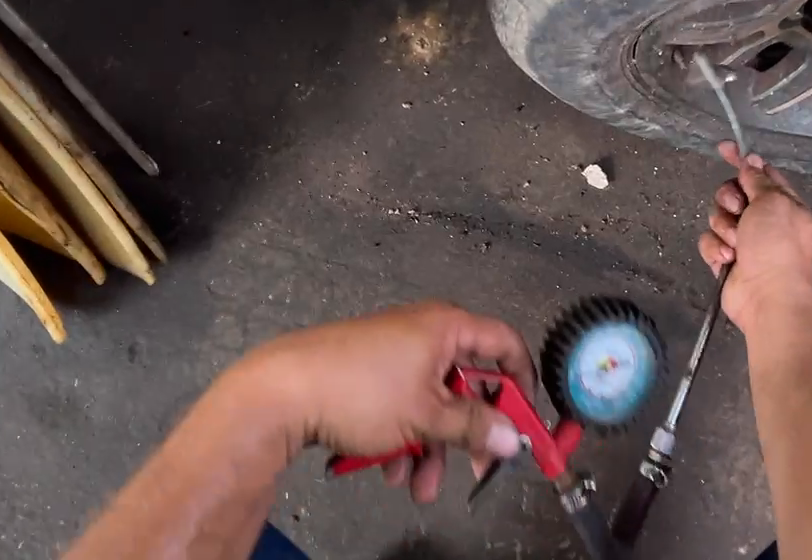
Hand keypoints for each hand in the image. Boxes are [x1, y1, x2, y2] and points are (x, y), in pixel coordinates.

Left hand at [225, 302, 533, 503]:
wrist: (284, 391)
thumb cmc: (363, 390)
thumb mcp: (426, 415)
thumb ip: (475, 426)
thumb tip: (514, 437)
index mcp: (447, 327)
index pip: (504, 343)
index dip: (522, 381)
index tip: (527, 422)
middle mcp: (427, 332)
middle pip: (468, 381)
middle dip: (470, 431)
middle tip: (480, 469)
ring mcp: (397, 352)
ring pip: (433, 402)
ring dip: (433, 446)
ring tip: (415, 485)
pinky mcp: (372, 372)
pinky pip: (404, 403)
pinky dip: (404, 436)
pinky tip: (389, 468)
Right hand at [698, 142, 811, 329]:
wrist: (767, 296)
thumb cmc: (776, 245)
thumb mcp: (773, 202)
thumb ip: (757, 179)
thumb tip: (751, 160)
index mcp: (783, 204)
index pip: (759, 173)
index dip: (741, 160)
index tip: (723, 147)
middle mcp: (764, 220)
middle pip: (732, 192)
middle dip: (729, 200)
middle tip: (738, 211)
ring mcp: (744, 240)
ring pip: (717, 216)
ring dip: (723, 228)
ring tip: (736, 245)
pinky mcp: (726, 257)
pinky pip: (709, 240)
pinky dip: (716, 249)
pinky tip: (728, 260)